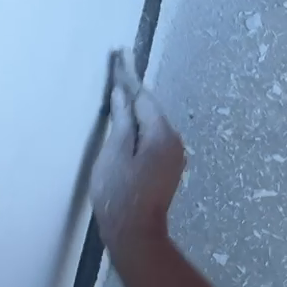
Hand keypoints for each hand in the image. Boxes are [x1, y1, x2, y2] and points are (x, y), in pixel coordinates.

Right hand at [90, 50, 185, 261]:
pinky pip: (152, 135)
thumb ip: (120, 122)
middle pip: (150, 107)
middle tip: (118, 65)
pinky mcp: (166, 166)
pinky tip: (128, 121)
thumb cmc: (119, 194)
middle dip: (133, 88)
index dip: (128, 75)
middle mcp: (173, 140)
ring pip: (152, 122)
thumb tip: (122, 95)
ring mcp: (173, 155)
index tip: (120, 53)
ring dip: (136, 107)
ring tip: (120, 87)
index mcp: (160, 134)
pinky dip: (139, 125)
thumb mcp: (114, 154)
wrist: (135, 234)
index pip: (143, 96)